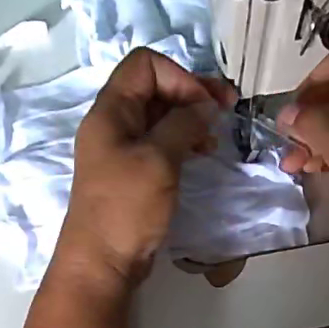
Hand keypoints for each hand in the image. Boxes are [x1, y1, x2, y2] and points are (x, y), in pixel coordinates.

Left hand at [63, 48, 234, 286]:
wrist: (102, 263)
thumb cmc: (126, 209)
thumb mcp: (158, 160)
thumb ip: (183, 125)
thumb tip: (204, 107)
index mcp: (110, 111)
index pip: (145, 65)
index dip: (180, 76)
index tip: (205, 106)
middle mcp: (113, 124)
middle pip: (154, 88)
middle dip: (190, 94)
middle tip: (226, 110)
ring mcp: (121, 150)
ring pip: (158, 116)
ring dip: (189, 119)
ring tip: (214, 138)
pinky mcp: (131, 173)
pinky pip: (158, 142)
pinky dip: (181, 141)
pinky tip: (200, 153)